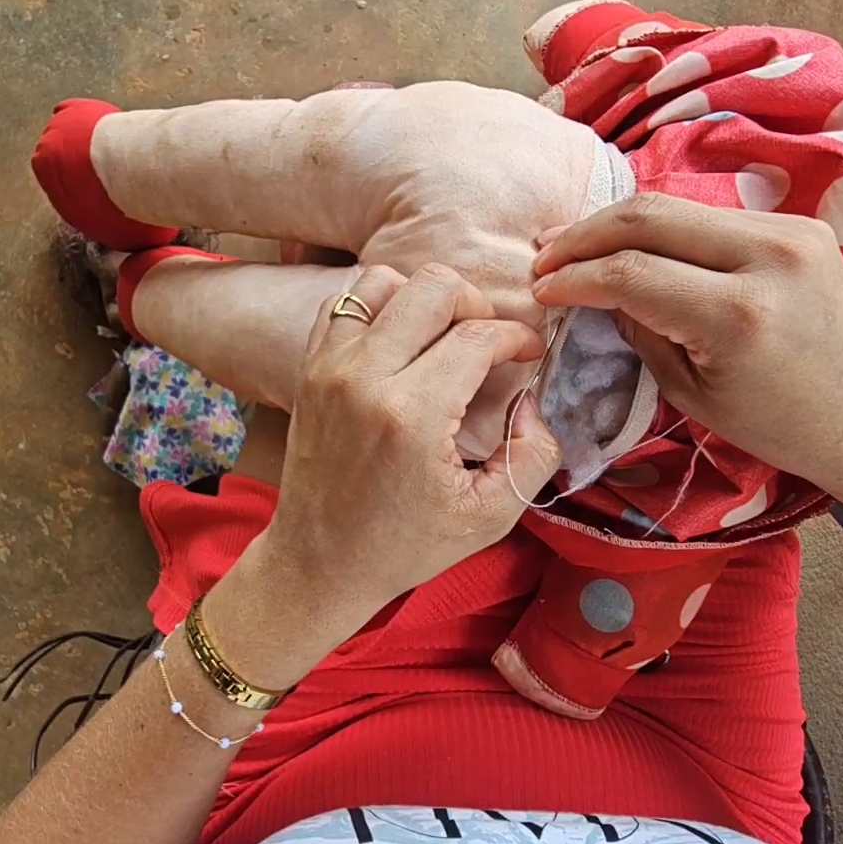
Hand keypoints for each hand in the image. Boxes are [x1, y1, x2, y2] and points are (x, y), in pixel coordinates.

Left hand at [249, 263, 562, 625]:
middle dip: (477, 305)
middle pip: (433, 288)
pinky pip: (344, 304)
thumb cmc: (405, 546)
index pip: (478, 336)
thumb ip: (534, 454)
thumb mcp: (491, 517)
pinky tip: (400, 341)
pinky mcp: (309, 371)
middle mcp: (365, 379)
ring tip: (442, 335)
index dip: (517, 338)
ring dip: (422, 298)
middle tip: (489, 341)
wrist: (321, 562)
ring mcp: (329, 369)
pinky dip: (379, 306)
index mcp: (413, 415)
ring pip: (382, 281)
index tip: (528, 355)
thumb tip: (530, 399)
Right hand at [531, 194, 842, 502]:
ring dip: (618, 224)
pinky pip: (710, 217)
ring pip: (677, 207)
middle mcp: (768, 255)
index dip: (574, 278)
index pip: (630, 273)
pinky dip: (662, 229)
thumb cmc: (780, 426)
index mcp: (736, 314)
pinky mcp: (801, 226)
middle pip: (649, 216)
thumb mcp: (693, 394)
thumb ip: (642, 333)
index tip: (539, 289)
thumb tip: (600, 296)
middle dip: (585, 233)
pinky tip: (633, 244)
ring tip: (576, 245)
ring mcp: (791, 231)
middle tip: (544, 252)